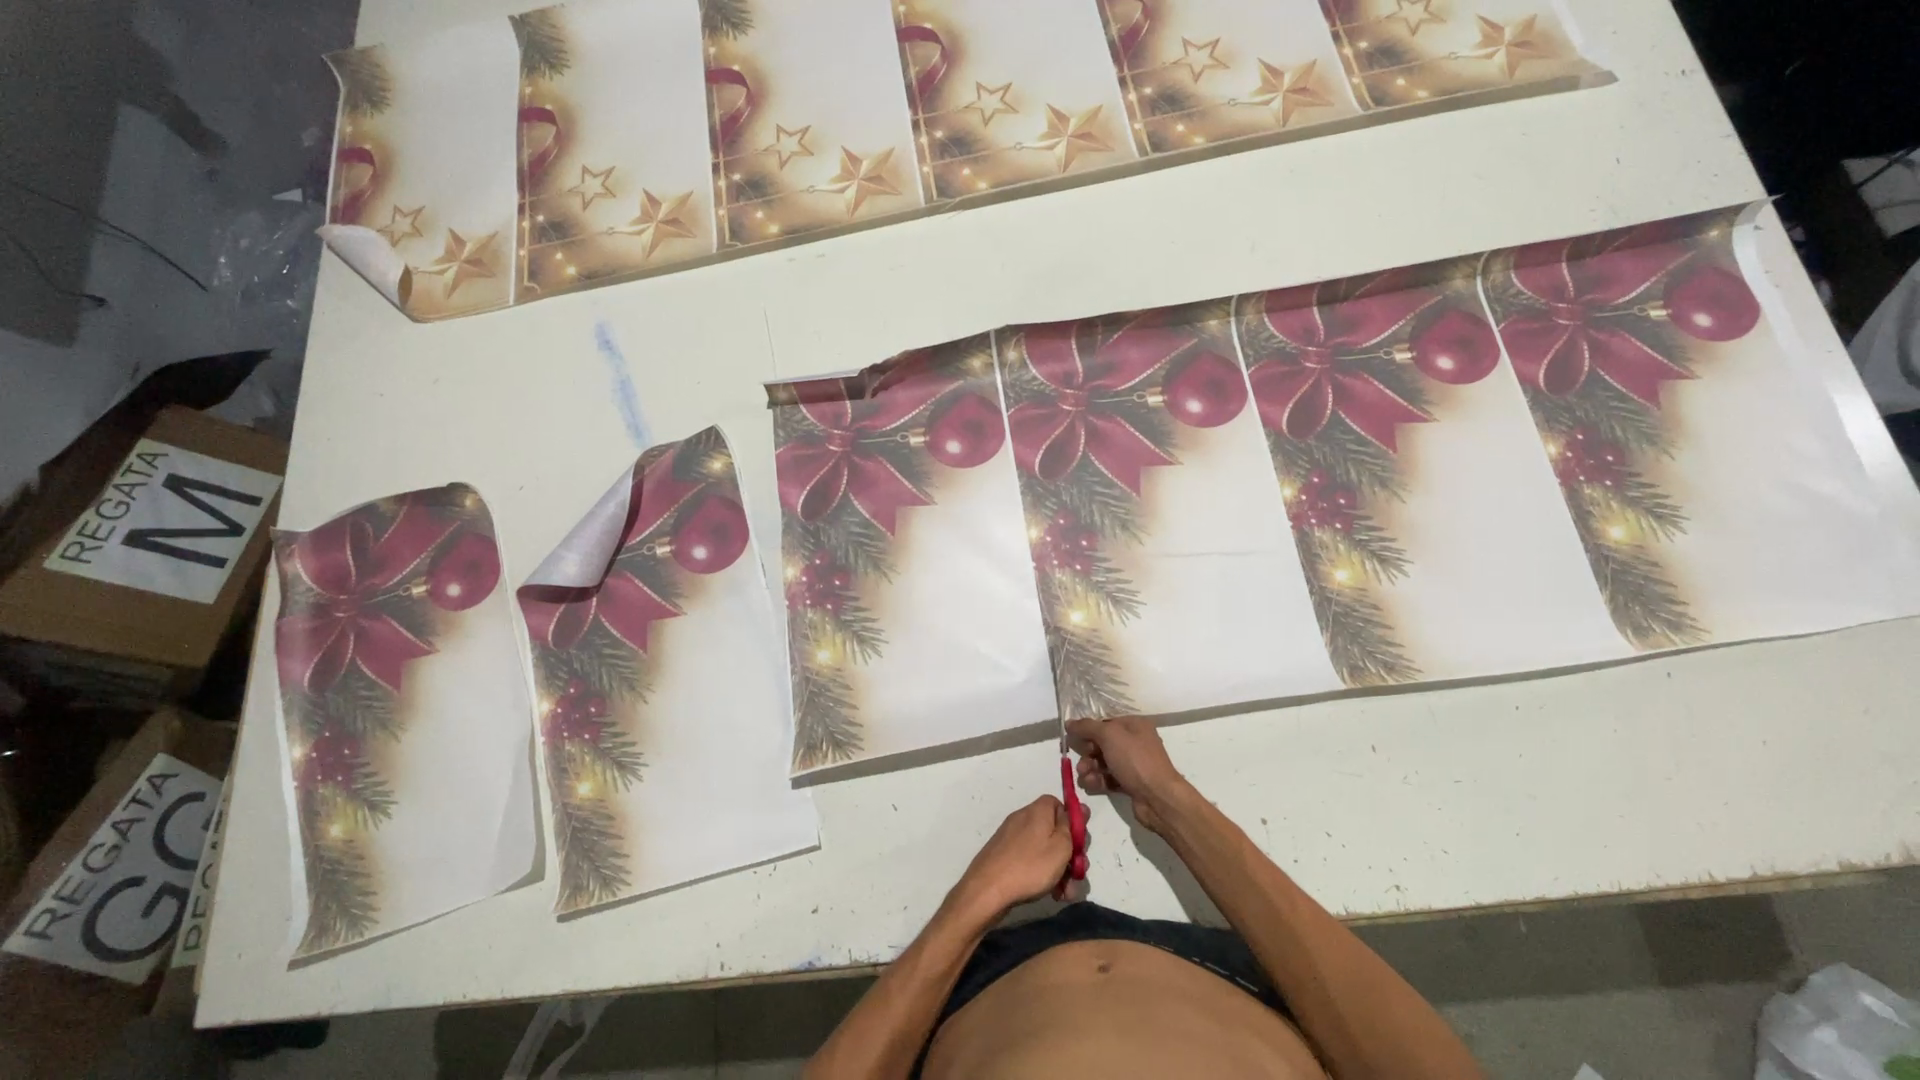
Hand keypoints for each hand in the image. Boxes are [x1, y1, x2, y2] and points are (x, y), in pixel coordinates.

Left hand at [952, 796, 1071, 918]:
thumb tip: (1079, 808)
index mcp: (1037, 810)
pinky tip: (1051, 894)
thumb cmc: (1030, 866)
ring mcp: (1011, 838)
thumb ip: (1072, 827)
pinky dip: (1042, 874)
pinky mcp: (1004, 856)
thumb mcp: (1061, 846)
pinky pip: (1030, 860)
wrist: (987, 890)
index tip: (1079, 844)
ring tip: (1065, 894)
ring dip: (1059, 870)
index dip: (1073, 823)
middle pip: (1054, 830)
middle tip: (1076, 875)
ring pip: (1044, 850)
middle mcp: (1023, 819)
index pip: (1059, 804)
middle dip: (1070, 854)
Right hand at [1066, 716, 1191, 832]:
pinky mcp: (1130, 783)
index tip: (1073, 740)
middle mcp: (1135, 742)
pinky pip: (1108, 778)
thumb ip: (1087, 727)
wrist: (1157, 797)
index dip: (1088, 731)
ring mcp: (1133, 764)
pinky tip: (1093, 785)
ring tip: (1086, 777)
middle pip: (1102, 743)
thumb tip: (1069, 722)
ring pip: (1103, 762)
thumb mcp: (1109, 736)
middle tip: (1081, 764)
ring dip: (1090, 768)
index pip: (1105, 722)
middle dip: (1087, 754)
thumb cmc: (1135, 760)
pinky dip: (1098, 780)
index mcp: (1134, 725)